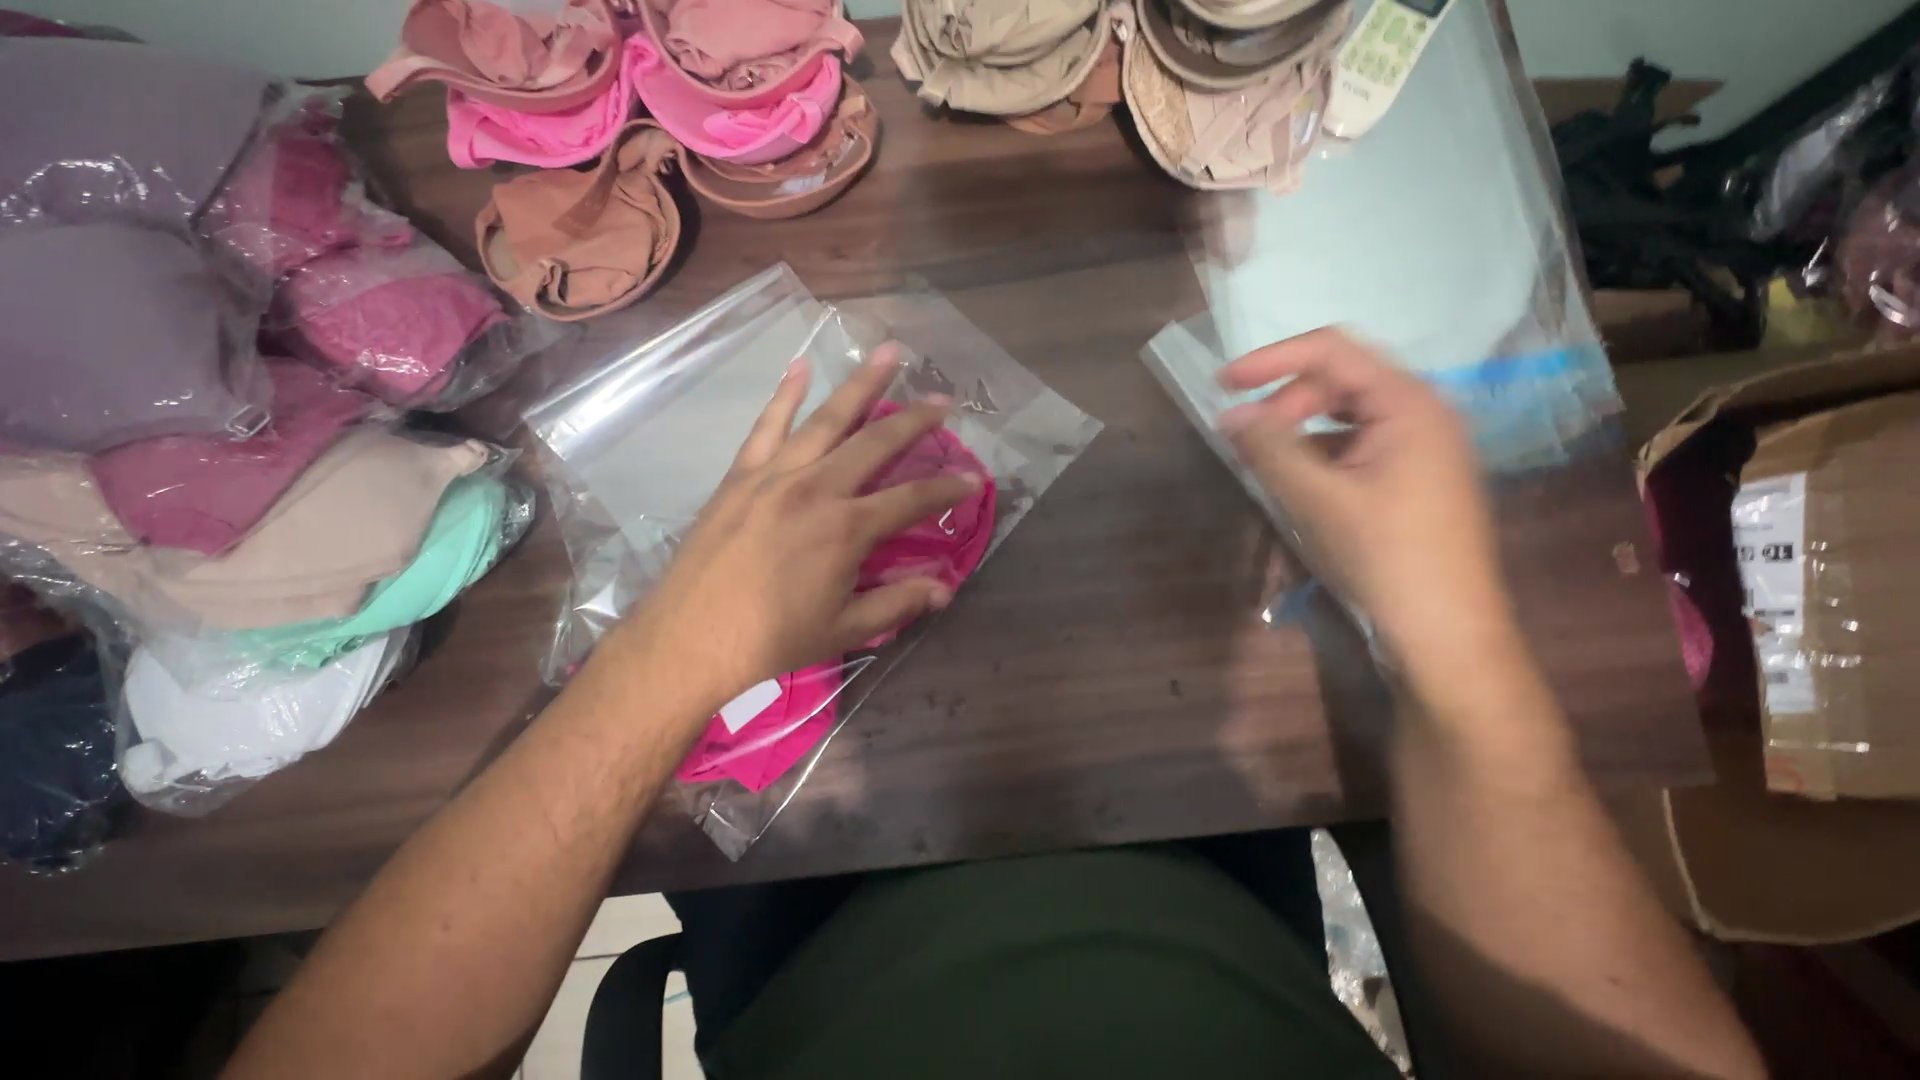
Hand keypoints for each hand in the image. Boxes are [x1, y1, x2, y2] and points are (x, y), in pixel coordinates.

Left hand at [612, 342, 981, 712]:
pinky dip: (785, 395)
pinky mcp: (740, 476)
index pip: (911, 499)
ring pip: (826, 419)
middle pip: (875, 443)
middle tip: (944, 401)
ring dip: (861, 384)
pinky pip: (767, 426)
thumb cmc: (772, 641)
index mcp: (846, 529)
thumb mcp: (844, 630)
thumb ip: (897, 604)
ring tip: (889, 354)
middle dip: (915, 420)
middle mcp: (815, 489)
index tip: (974, 478)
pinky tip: (800, 366)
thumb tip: (944, 589)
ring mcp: (774, 476)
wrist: (689, 639)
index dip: (947, 488)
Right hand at [1217, 329, 1514, 670]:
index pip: (1332, 351)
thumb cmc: (1386, 557)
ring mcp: (1421, 447)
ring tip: (1261, 463)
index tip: (1223, 384)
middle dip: (1284, 403)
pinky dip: (1319, 456)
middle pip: (1339, 382)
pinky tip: (1295, 486)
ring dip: (1298, 431)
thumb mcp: (1319, 500)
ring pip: (1346, 417)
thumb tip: (1230, 415)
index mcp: (1407, 403)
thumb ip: (1271, 450)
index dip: (1272, 359)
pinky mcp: (1413, 479)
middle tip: (1243, 441)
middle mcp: (1420, 413)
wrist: (1447, 631)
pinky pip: (1357, 447)